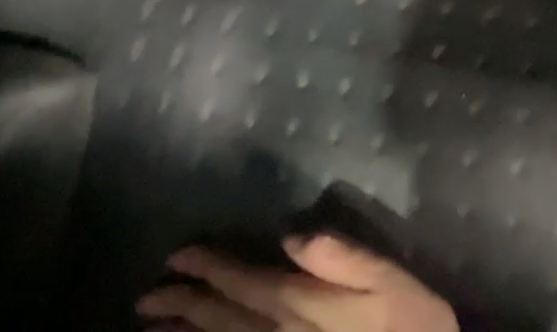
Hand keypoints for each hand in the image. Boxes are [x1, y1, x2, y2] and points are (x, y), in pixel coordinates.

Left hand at [138, 236, 457, 331]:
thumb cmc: (411, 323)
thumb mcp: (389, 278)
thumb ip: (341, 255)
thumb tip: (291, 233)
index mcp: (302, 302)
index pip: (243, 281)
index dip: (208, 267)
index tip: (175, 255)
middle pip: (221, 318)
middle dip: (182, 304)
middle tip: (145, 298)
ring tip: (152, 330)